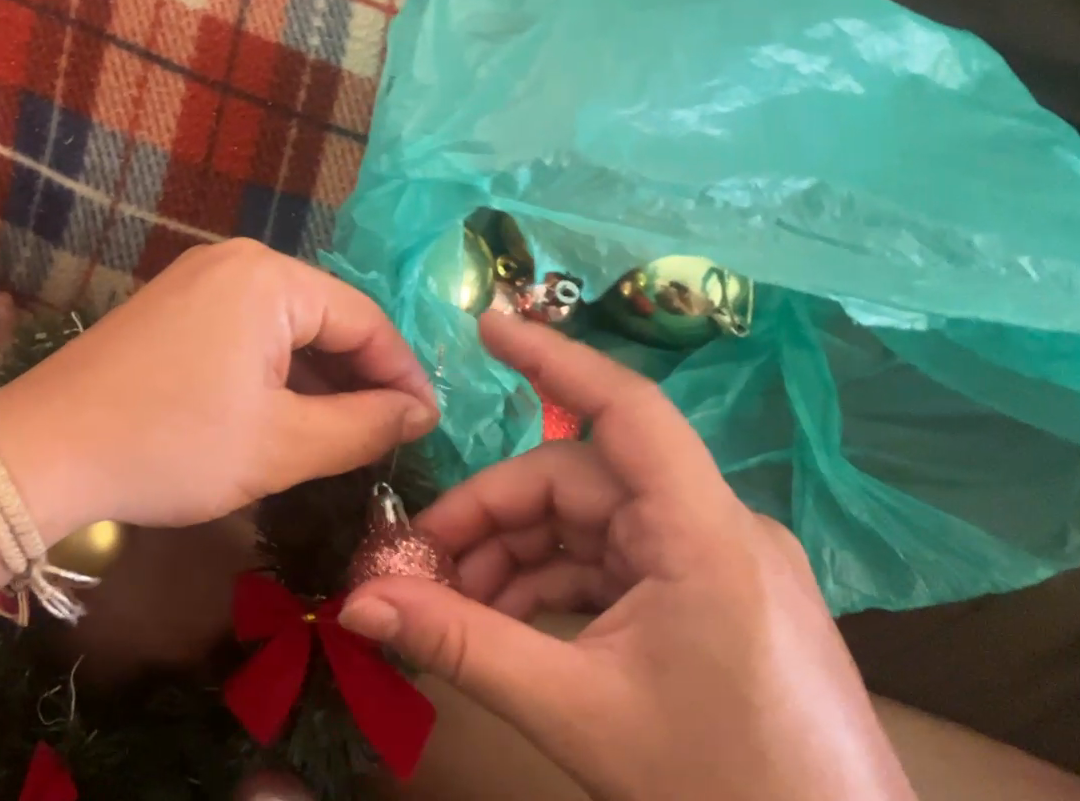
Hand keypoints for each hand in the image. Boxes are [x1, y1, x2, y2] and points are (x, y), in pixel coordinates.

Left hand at [0, 239, 439, 533]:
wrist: (44, 449)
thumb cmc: (170, 445)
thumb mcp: (281, 446)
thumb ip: (362, 426)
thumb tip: (416, 413)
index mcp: (268, 278)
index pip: (364, 319)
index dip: (402, 375)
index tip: (428, 427)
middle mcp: (233, 262)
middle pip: (323, 318)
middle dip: (358, 378)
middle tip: (387, 437)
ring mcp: (194, 281)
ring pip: (282, 329)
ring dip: (314, 381)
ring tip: (342, 436)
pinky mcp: (169, 309)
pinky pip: (242, 334)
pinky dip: (270, 375)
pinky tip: (282, 417)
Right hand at [337, 311, 915, 800]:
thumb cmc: (722, 788)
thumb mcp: (573, 709)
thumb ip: (458, 643)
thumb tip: (356, 603)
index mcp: (703, 533)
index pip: (625, 410)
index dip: (551, 359)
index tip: (483, 324)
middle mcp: (714, 527)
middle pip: (576, 483)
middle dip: (489, 517)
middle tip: (418, 562)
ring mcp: (713, 562)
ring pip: (584, 525)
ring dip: (511, 556)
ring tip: (449, 605)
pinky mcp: (706, 596)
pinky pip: (608, 562)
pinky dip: (547, 582)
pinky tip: (502, 621)